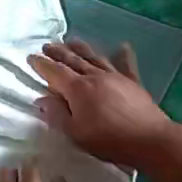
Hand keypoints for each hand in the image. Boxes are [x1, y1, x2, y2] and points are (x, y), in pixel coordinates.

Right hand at [29, 41, 175, 167]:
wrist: (150, 140)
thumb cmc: (108, 140)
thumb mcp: (75, 133)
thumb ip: (57, 114)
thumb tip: (42, 99)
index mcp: (77, 89)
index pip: (54, 72)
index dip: (41, 64)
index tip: (31, 58)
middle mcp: (94, 77)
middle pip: (73, 60)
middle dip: (58, 52)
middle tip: (46, 45)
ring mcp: (115, 77)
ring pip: (94, 58)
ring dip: (81, 49)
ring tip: (71, 41)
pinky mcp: (133, 83)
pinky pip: (126, 65)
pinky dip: (123, 55)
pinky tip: (122, 46)